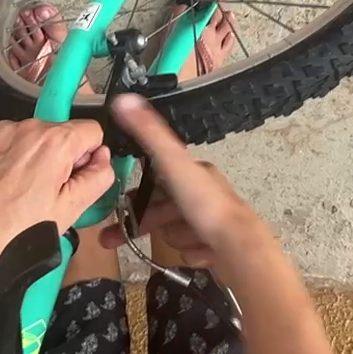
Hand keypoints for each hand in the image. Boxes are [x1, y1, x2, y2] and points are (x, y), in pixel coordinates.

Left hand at [0, 118, 113, 282]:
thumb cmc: (18, 231)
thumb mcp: (73, 208)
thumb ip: (99, 177)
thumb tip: (104, 159)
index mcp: (56, 142)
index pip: (92, 130)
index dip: (90, 156)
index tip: (76, 177)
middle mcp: (29, 128)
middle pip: (64, 132)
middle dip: (64, 157)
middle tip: (51, 190)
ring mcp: (4, 131)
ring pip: (39, 135)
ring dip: (40, 156)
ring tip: (27, 189)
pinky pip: (15, 139)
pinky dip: (17, 155)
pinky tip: (11, 181)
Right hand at [99, 94, 276, 274]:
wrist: (240, 248)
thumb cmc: (204, 205)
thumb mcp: (172, 163)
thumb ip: (148, 134)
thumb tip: (123, 98)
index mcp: (193, 171)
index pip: (155, 181)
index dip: (135, 197)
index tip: (116, 213)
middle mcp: (204, 193)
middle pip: (162, 209)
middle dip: (143, 226)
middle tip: (113, 241)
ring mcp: (212, 220)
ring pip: (177, 231)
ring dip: (175, 240)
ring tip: (184, 244)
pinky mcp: (218, 246)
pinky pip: (193, 250)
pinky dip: (192, 254)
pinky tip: (199, 255)